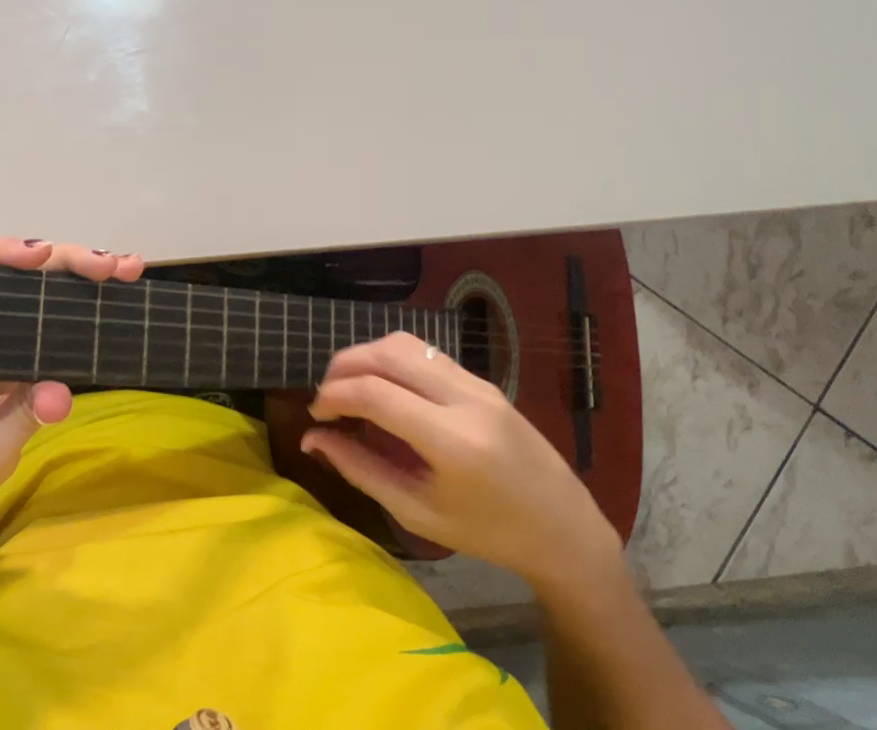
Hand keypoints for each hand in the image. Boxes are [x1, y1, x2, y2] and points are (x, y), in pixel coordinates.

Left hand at [0, 237, 143, 547]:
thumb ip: (22, 417)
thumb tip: (60, 397)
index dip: (3, 256)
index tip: (39, 255)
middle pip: (17, 270)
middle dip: (62, 260)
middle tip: (106, 266)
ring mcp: (5, 324)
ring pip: (42, 280)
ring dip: (83, 269)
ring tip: (127, 267)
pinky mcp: (30, 336)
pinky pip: (59, 305)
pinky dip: (91, 293)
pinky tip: (123, 284)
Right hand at [303, 333, 620, 592]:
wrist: (564, 529)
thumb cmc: (488, 533)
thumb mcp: (417, 511)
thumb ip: (360, 470)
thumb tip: (312, 439)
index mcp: (452, 441)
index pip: (374, 393)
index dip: (332, 396)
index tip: (315, 416)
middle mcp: (466, 400)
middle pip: (386, 354)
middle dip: (342, 368)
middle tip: (326, 399)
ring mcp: (479, 385)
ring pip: (405, 344)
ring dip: (366, 357)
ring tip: (349, 388)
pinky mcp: (484, 382)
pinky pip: (425, 354)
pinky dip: (391, 361)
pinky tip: (383, 388)